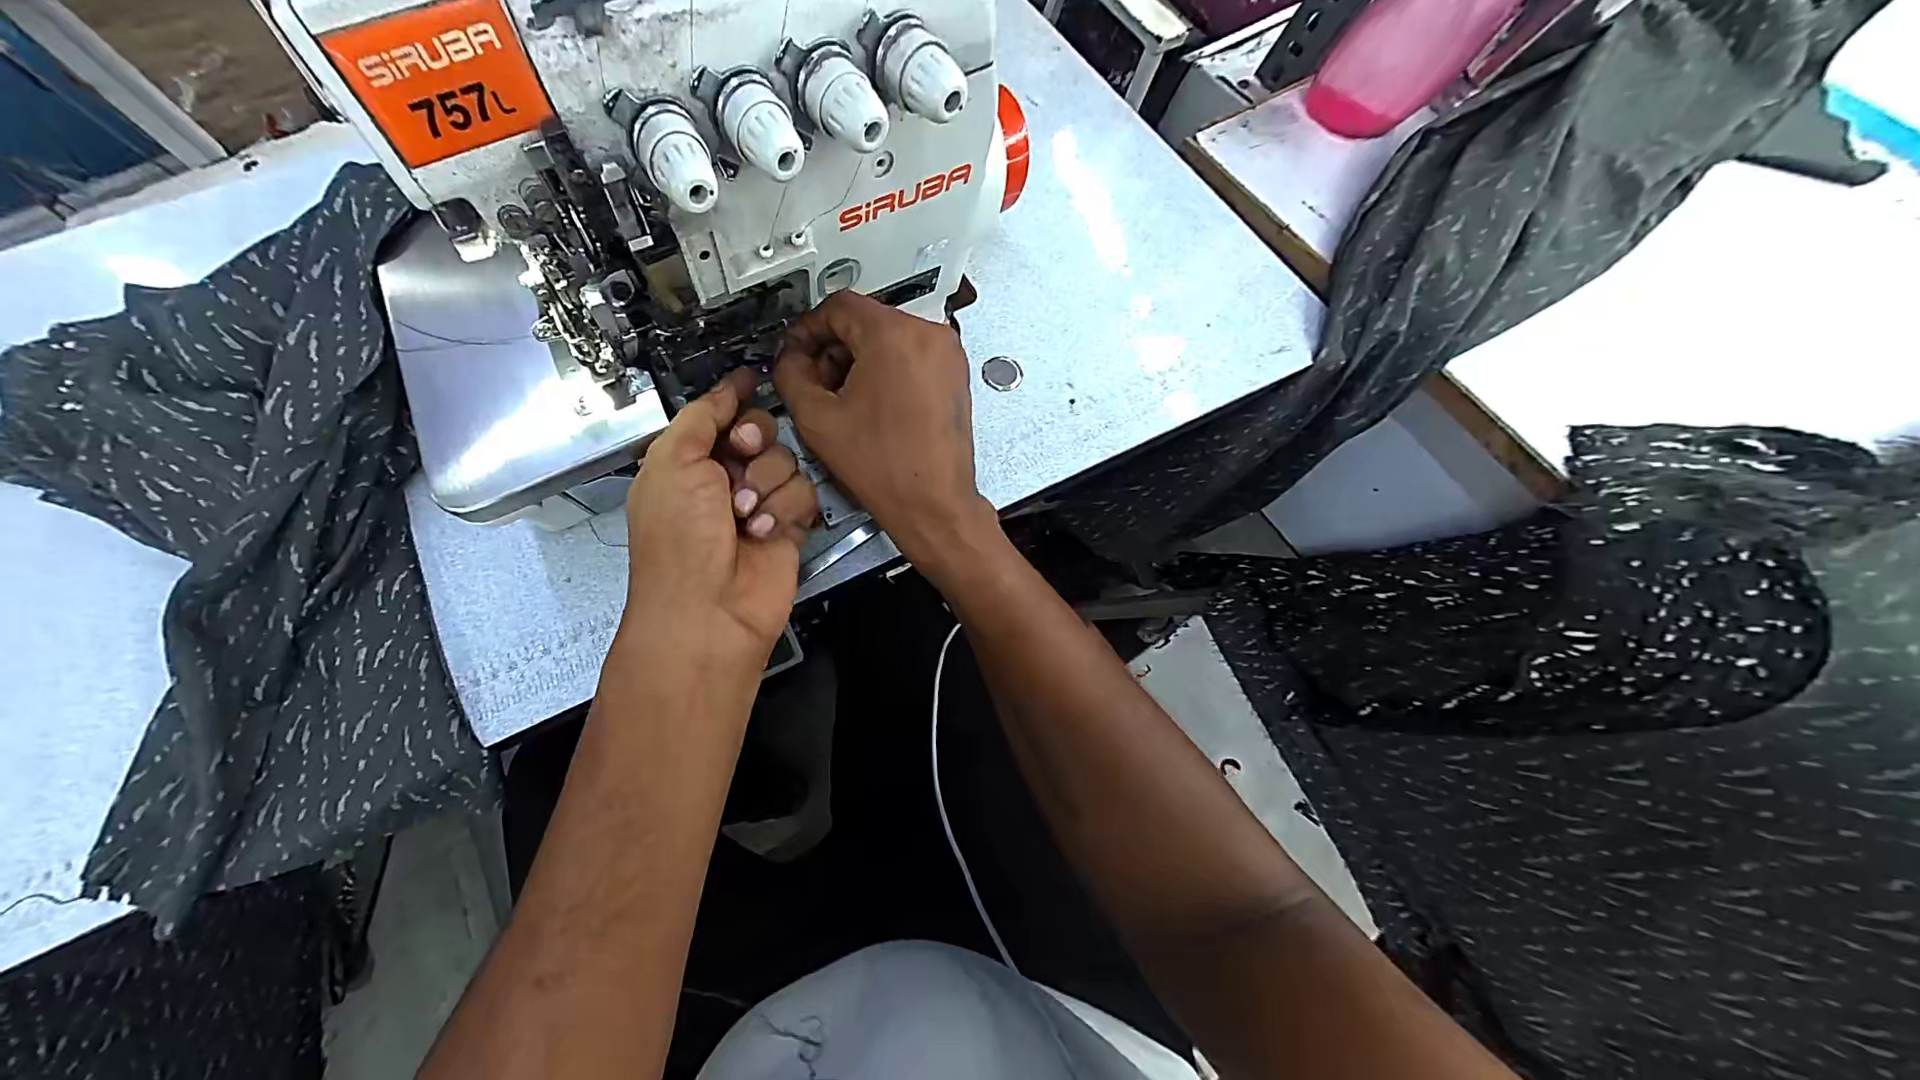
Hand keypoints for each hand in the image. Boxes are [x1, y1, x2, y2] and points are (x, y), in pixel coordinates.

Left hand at [623, 368, 818, 674]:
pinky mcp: (787, 525)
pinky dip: (786, 508)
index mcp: (686, 462)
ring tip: (745, 512)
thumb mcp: (672, 461)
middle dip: (755, 441)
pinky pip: (804, 492)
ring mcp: (757, 503)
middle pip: (762, 431)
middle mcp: (723, 480)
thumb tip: (726, 390)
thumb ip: (701, 416)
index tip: (750, 379)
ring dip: (767, 482)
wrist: (710, 607)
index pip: (719, 415)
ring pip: (787, 461)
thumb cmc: (677, 545)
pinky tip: (764, 530)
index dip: (735, 398)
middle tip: (742, 456)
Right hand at [773, 291, 994, 563]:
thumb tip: (789, 359)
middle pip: (865, 320)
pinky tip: (874, 408)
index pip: (838, 305)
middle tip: (819, 381)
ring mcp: (947, 356)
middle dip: (836, 349)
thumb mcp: (817, 418)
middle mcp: (930, 336)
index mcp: (895, 335)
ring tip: (848, 402)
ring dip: (860, 361)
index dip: (808, 328)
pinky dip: (888, 373)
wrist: (933, 504)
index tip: (799, 348)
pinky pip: (912, 357)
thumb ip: (790, 374)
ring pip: (889, 338)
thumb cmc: (892, 471)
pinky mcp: (955, 376)